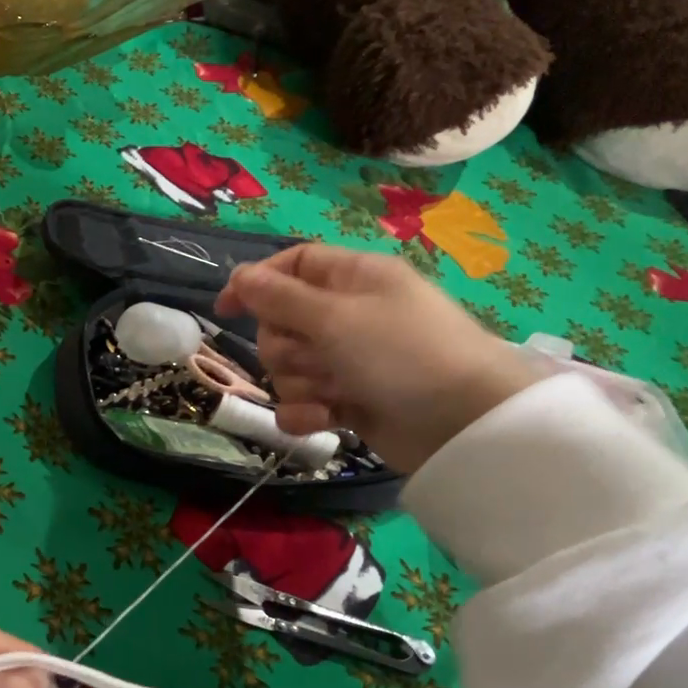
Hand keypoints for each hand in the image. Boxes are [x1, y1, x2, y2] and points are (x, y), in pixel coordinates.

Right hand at [217, 244, 543, 472]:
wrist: (461, 422)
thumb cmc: (401, 353)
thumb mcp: (335, 317)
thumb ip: (279, 298)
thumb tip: (239, 276)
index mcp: (354, 279)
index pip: (293, 265)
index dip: (257, 283)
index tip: (226, 309)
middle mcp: (348, 315)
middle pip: (281, 323)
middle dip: (285, 347)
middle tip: (315, 357)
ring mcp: (347, 361)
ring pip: (287, 368)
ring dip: (300, 384)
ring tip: (335, 393)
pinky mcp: (346, 401)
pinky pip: (300, 403)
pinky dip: (308, 413)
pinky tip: (329, 419)